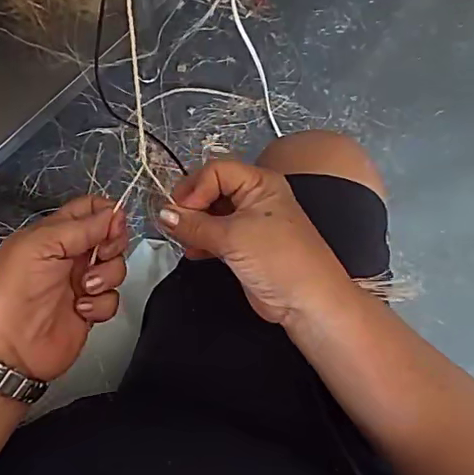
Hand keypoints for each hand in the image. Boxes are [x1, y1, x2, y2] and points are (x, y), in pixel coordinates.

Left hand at [0, 195, 128, 381]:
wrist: (10, 346)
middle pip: (108, 237)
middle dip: (113, 244)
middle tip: (101, 254)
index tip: (114, 225)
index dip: (106, 212)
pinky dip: (101, 304)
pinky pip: (112, 298)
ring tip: (83, 289)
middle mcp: (69, 255)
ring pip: (114, 267)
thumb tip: (114, 212)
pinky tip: (81, 310)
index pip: (88, 209)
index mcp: (53, 233)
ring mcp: (80, 282)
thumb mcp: (43, 245)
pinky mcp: (89, 309)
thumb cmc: (16, 289)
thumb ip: (82, 227)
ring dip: (106, 276)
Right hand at [155, 160, 355, 325]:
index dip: (195, 188)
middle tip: (175, 223)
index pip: (215, 171)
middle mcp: (255, 197)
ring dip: (194, 225)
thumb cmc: (283, 261)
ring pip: (210, 213)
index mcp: (260, 183)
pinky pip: (214, 234)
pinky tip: (193, 251)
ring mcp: (249, 222)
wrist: (308, 303)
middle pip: (211, 189)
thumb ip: (194, 224)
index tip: (179, 210)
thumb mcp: (232, 237)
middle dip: (191, 206)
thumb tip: (164, 213)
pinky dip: (200, 240)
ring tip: (183, 239)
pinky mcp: (243, 245)